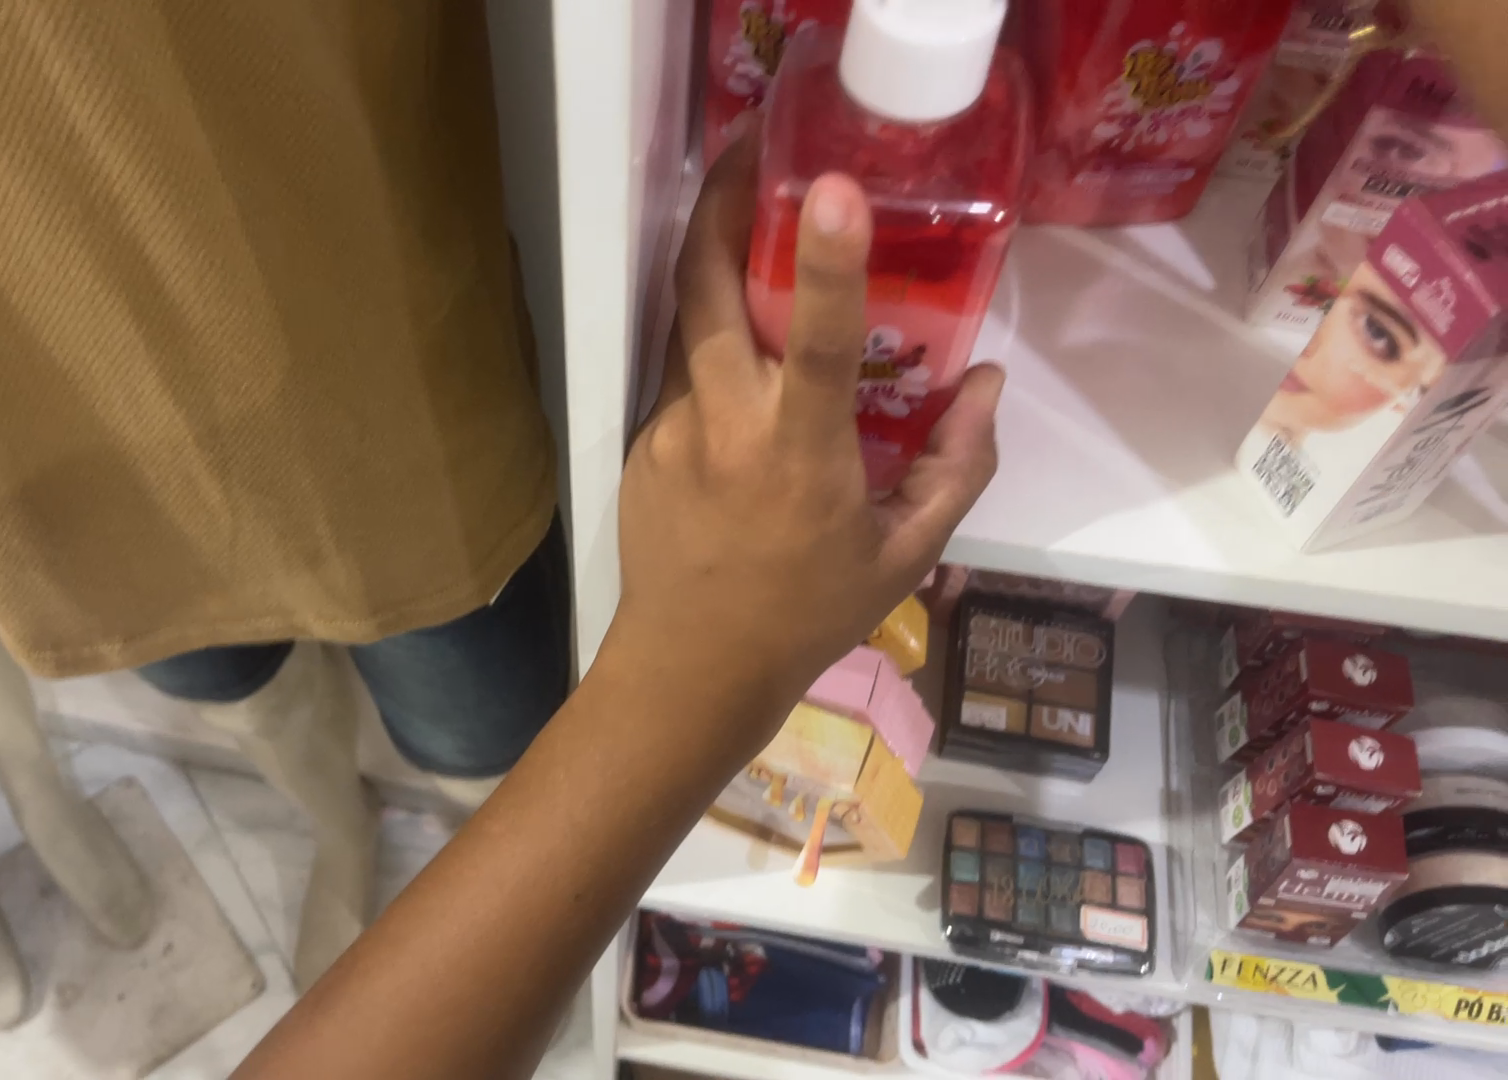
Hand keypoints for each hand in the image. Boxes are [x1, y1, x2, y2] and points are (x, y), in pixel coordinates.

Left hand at [609, 127, 1004, 759]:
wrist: (690, 663)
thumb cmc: (803, 617)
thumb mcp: (902, 555)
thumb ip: (956, 467)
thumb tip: (987, 384)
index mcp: (797, 453)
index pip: (820, 342)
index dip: (830, 259)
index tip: (830, 183)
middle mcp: (721, 427)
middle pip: (705, 292)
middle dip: (721, 211)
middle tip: (750, 158)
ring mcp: (667, 433)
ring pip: (686, 330)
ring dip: (714, 278)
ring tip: (750, 250)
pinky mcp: (639, 447)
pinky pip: (677, 382)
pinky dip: (706, 363)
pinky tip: (731, 393)